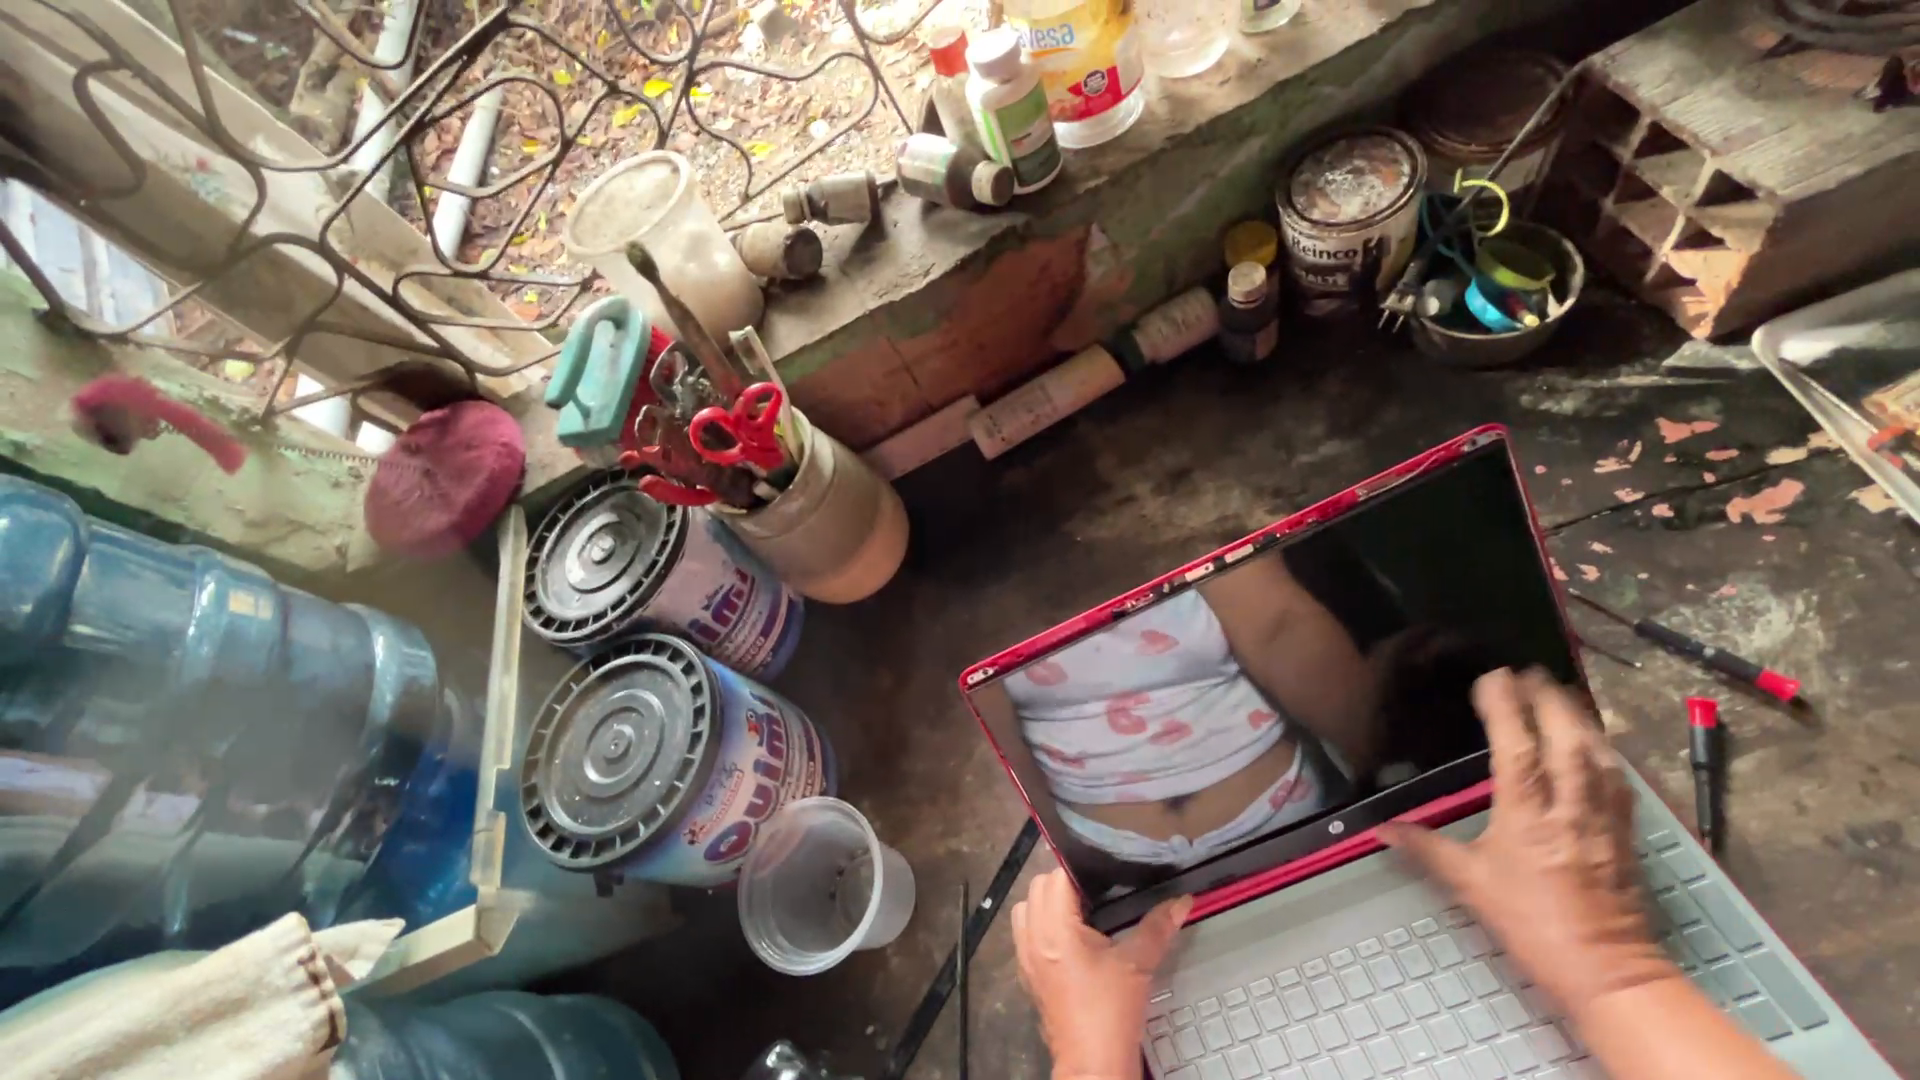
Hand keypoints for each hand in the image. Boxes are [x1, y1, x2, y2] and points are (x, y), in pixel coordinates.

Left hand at [1011, 868, 1192, 1079]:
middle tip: (1095, 894)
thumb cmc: (1111, 1012)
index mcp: (1055, 929)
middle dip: (1063, 884)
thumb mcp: (1138, 965)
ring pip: (1025, 907)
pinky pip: (1023, 932)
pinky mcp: (1026, 972)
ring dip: (1046, 902)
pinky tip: (1067, 936)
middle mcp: (1032, 937)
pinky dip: (1039, 924)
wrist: (1093, 1064)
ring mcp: (1025, 955)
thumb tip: (1182, 900)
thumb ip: (1158, 927)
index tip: (1101, 874)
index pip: (1056, 877)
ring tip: (1078, 912)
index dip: (1077, 870)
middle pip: (1037, 887)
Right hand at [1377, 668, 1679, 1018]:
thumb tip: (1380, 827)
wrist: (1607, 970)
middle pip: (1565, 740)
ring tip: (1563, 694)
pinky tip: (1597, 744)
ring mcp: (1604, 818)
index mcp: (1528, 814)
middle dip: (1548, 701)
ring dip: (1580, 718)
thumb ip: (1425, 848)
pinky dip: (1606, 752)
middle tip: (1529, 672)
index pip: (1516, 747)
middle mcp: (1570, 807)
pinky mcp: (1626, 834)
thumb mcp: (1469, 884)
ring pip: (1598, 755)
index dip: (1504, 707)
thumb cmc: (1530, 922)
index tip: (1492, 676)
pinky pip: (1618, 781)